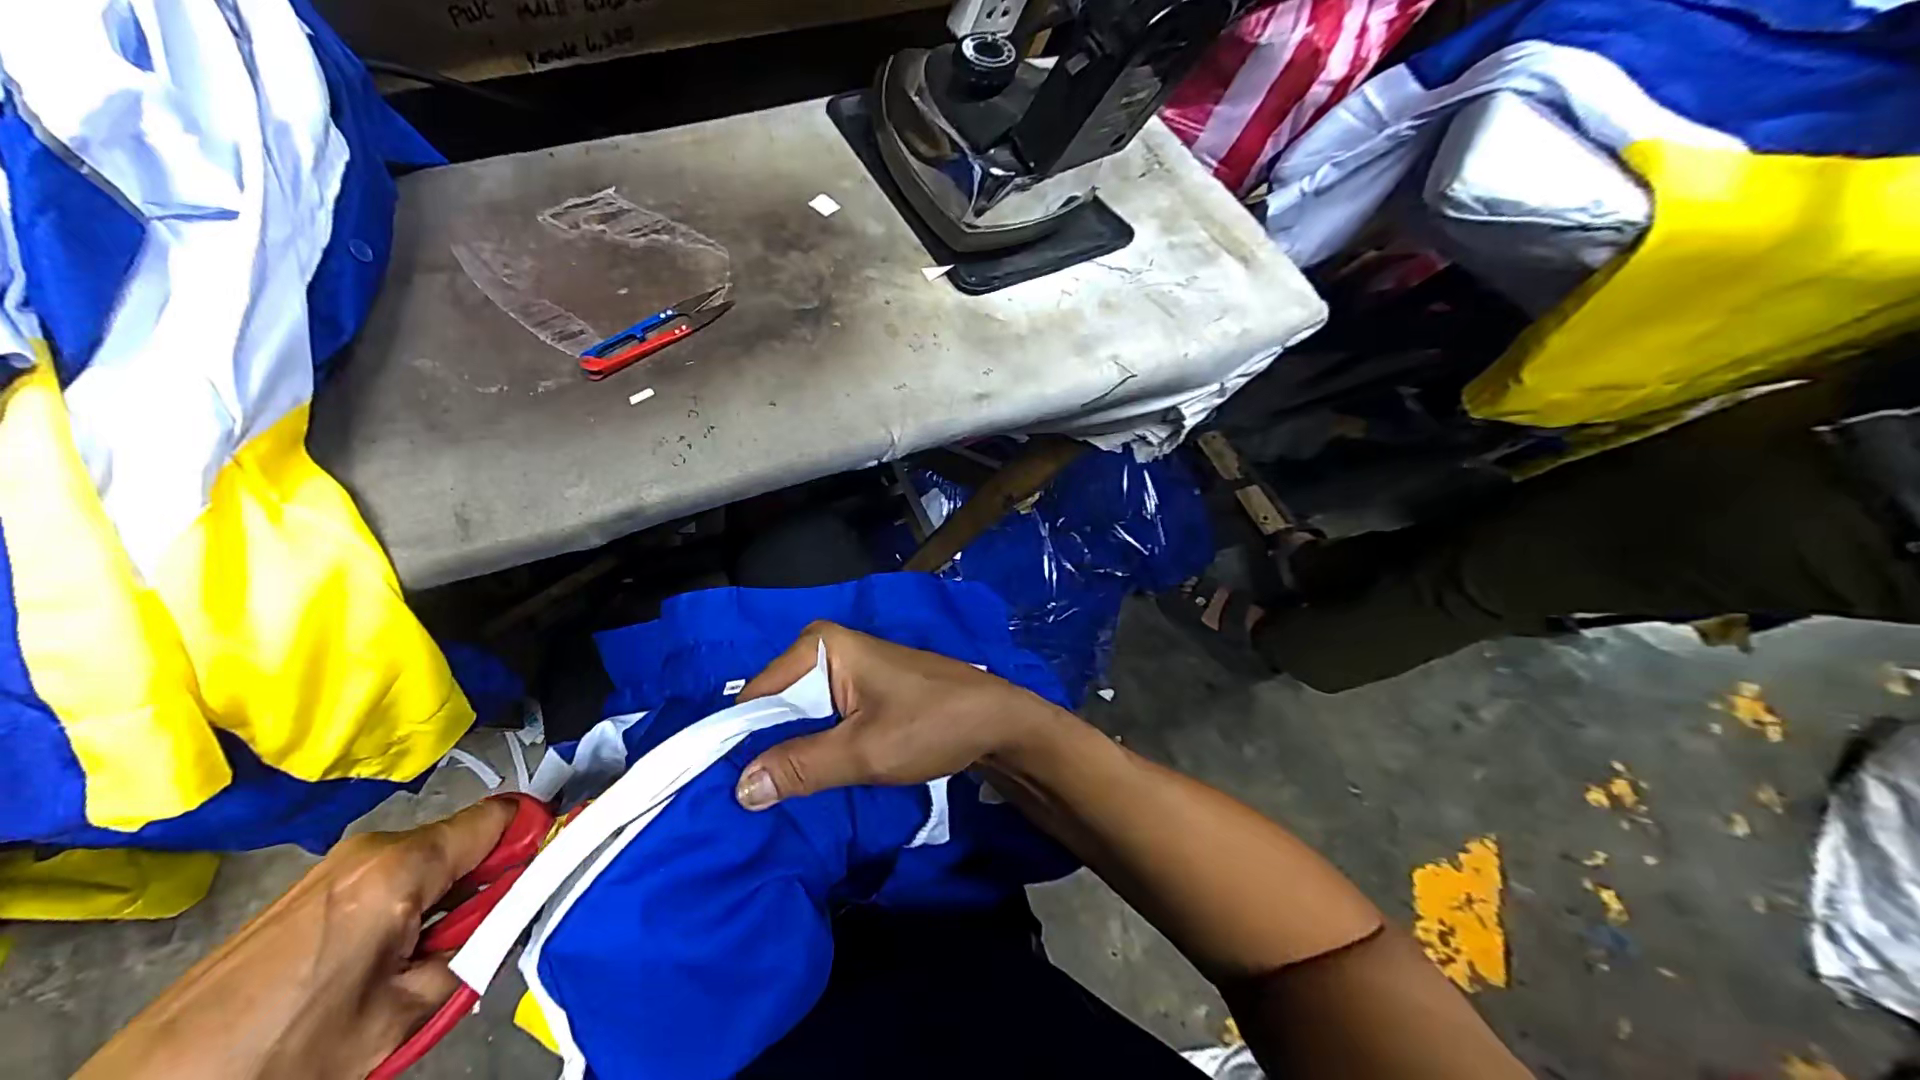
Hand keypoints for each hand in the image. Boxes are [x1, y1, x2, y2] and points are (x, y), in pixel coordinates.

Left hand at [75, 798, 516, 1079]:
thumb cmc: (285, 1053)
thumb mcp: (403, 1012)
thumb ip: (475, 950)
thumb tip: (513, 915)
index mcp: (399, 868)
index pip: (499, 817)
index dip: (536, 832)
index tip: (554, 863)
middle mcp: (371, 849)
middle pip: (467, 839)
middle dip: (490, 879)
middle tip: (482, 936)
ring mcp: (336, 865)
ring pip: (432, 859)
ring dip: (450, 897)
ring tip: (426, 959)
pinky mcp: (313, 886)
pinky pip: (393, 875)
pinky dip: (414, 903)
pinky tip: (389, 957)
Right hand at [734, 621, 1070, 809]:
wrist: (998, 722)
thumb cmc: (933, 725)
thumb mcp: (864, 752)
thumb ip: (800, 767)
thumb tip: (739, 789)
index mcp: (820, 646)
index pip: (757, 696)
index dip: (741, 742)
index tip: (730, 790)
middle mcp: (826, 648)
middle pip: (775, 704)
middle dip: (767, 748)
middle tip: (753, 800)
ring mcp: (846, 668)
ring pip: (798, 715)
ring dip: (791, 752)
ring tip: (778, 795)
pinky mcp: (861, 689)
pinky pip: (821, 718)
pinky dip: (814, 746)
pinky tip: (811, 776)